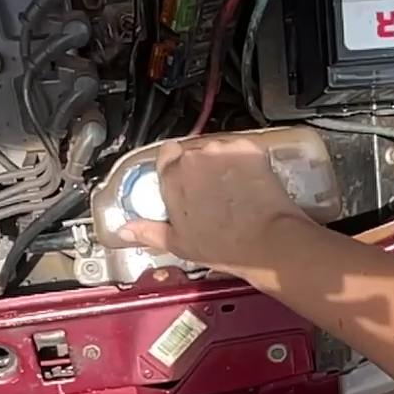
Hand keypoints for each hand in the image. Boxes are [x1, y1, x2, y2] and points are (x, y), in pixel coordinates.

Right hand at [117, 137, 315, 275]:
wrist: (267, 242)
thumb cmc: (224, 246)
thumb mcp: (179, 243)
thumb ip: (148, 230)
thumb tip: (126, 230)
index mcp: (173, 175)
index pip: (166, 154)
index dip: (174, 168)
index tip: (181, 183)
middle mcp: (195, 155)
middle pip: (191, 150)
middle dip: (198, 167)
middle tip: (208, 193)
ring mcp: (224, 149)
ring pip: (215, 148)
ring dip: (219, 162)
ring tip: (229, 190)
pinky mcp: (249, 148)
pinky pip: (238, 149)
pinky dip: (241, 161)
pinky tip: (245, 183)